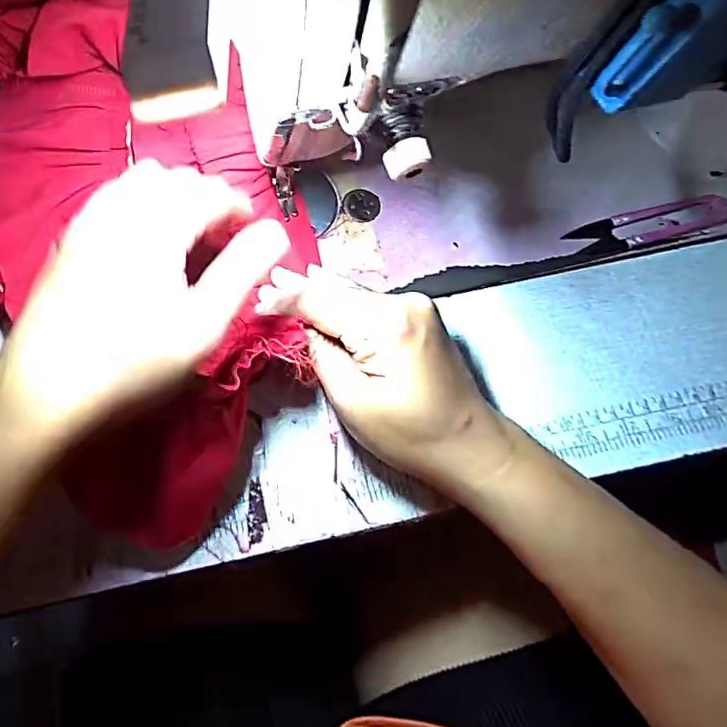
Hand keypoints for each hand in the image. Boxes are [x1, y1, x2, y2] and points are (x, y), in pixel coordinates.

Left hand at [0, 160, 290, 453]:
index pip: (213, 191)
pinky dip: (138, 204)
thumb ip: (243, 270)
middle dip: (208, 200)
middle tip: (221, 244)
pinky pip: (113, 196)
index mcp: (160, 221)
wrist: (44, 386)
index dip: (242, 210)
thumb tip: (274, 232)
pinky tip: (140, 243)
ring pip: (142, 180)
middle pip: (178, 178)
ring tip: (183, 241)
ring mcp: (89, 216)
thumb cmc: (132, 360)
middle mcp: (122, 204)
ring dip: (172, 197)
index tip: (252, 240)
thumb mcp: (203, 324)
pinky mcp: (69, 234)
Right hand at [257, 267, 517, 496]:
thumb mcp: (353, 402)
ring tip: (280, 279)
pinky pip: (366, 303)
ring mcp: (414, 306)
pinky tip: (320, 281)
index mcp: (387, 324)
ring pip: (351, 295)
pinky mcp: (417, 315)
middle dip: (299, 290)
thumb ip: (322, 356)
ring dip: (317, 293)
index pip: (322, 303)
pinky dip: (340, 300)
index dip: (286, 300)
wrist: (472, 448)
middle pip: (337, 293)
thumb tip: (302, 326)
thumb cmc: (411, 436)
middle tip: (262, 280)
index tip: (254, 299)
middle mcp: (402, 303)